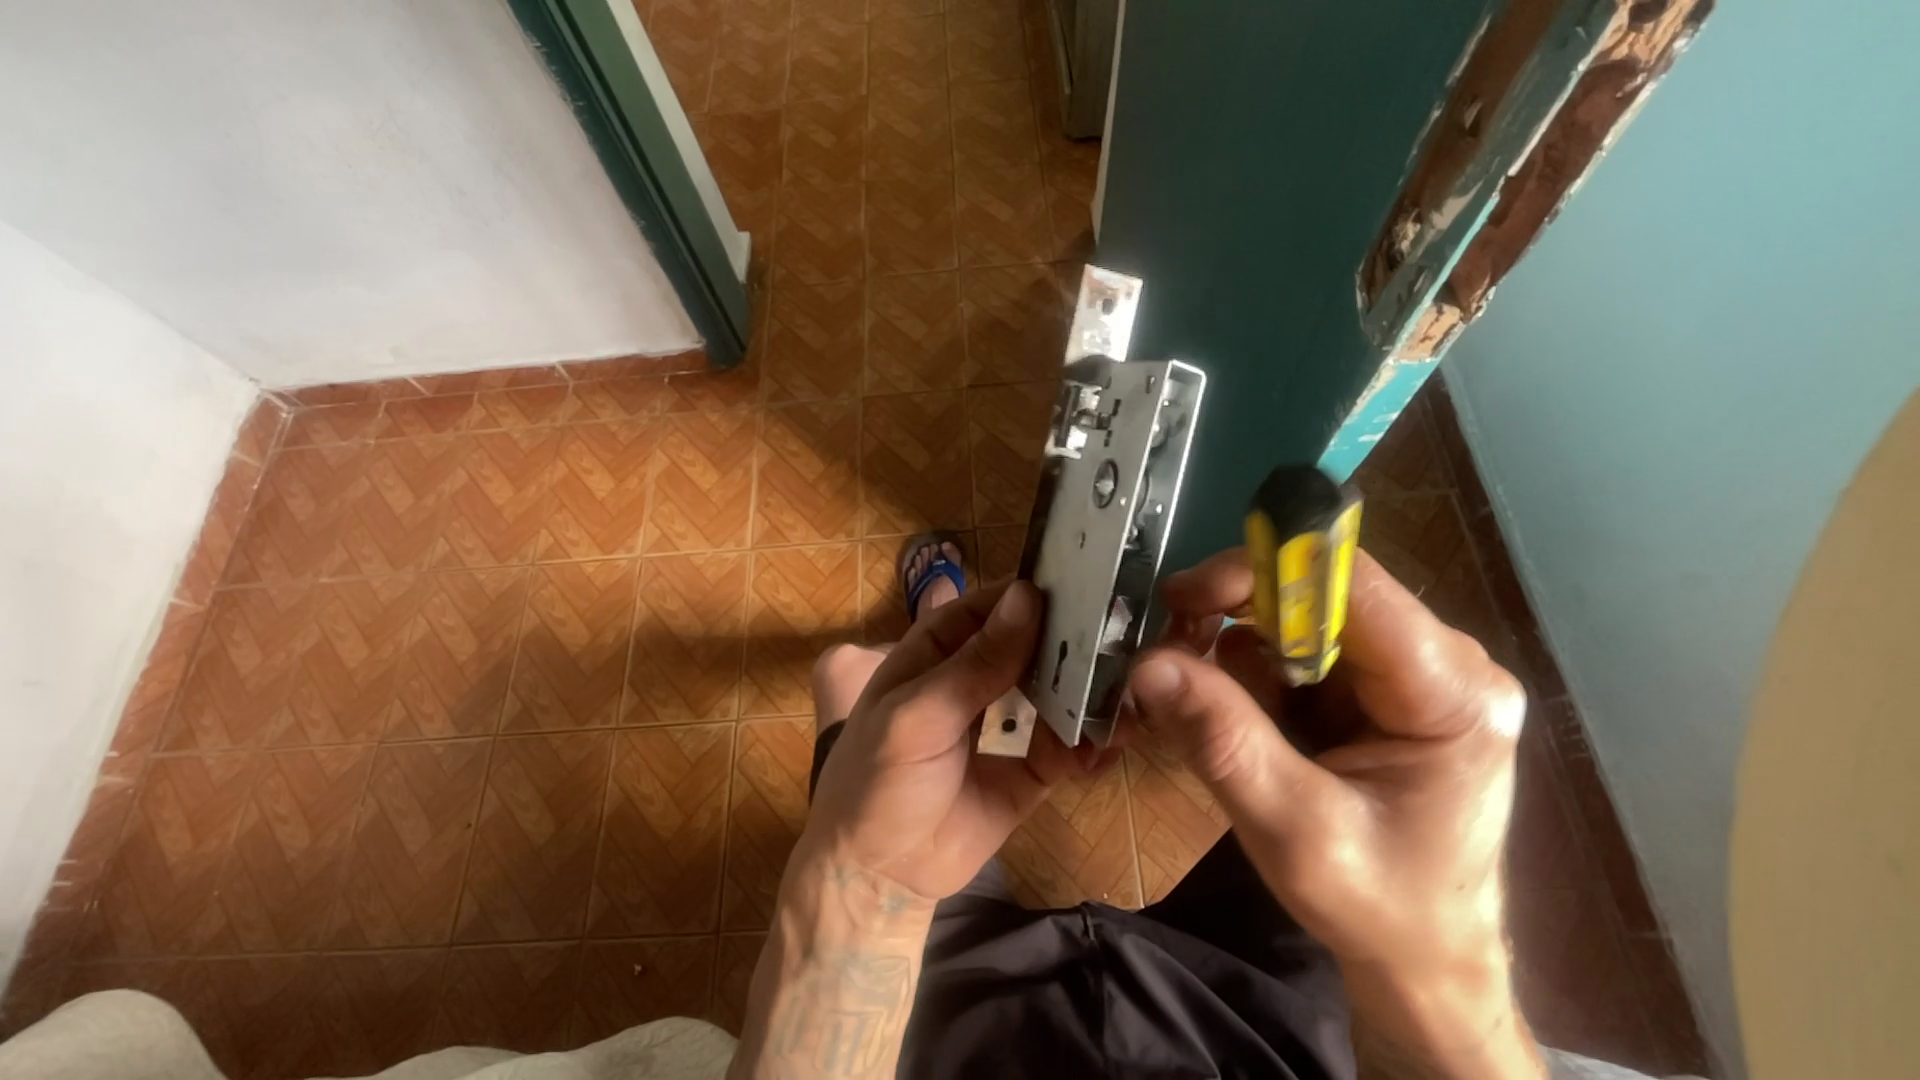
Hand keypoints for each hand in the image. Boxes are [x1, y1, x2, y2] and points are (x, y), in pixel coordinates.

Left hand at [796, 580, 1096, 904]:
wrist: (880, 874)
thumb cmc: (878, 780)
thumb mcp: (918, 716)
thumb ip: (975, 663)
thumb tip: (1027, 596)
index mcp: (939, 649)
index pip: (994, 604)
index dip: (1036, 595)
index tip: (1091, 585)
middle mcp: (979, 675)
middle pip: (1036, 643)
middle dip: (1077, 643)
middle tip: (1128, 641)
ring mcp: (1009, 721)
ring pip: (1060, 691)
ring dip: (1093, 693)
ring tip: (1130, 696)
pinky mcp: (1033, 767)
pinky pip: (1071, 746)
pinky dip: (1093, 743)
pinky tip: (1110, 746)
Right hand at [1127, 548, 1539, 1077]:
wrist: (1423, 957)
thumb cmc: (1377, 906)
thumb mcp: (1291, 828)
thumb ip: (1222, 741)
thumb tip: (1147, 663)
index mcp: (1451, 693)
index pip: (1353, 587)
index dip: (1264, 572)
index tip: (1183, 599)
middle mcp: (1445, 662)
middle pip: (1323, 594)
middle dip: (1240, 619)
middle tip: (1174, 656)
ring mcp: (1413, 670)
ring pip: (1303, 617)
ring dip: (1242, 651)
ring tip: (1212, 712)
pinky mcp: (1382, 686)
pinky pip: (1302, 647)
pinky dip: (1256, 673)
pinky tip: (1245, 721)